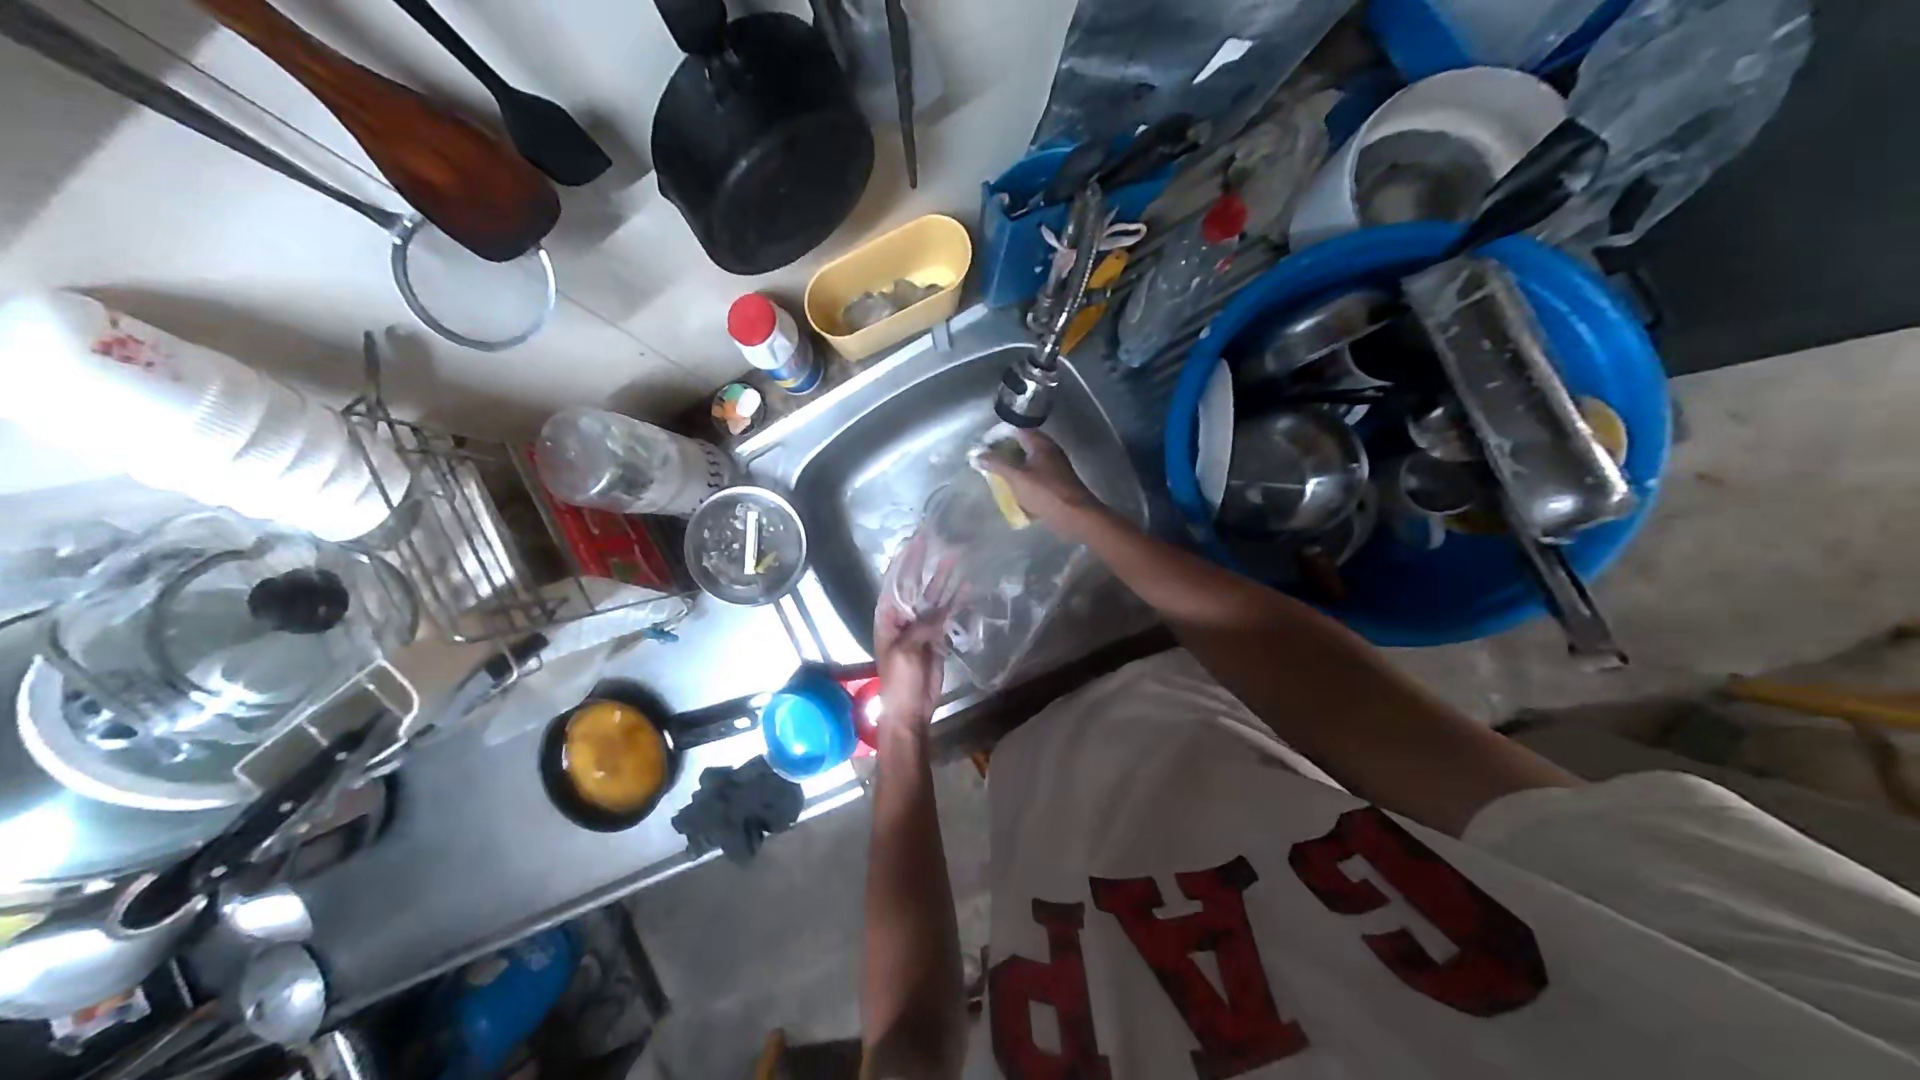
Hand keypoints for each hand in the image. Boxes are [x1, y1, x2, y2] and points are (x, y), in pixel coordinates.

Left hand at [874, 532, 951, 733]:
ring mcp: (920, 625)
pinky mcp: (936, 636)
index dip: (905, 561)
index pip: (895, 582)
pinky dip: (956, 599)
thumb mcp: (907, 651)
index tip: (916, 540)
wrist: (911, 708)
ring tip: (956, 556)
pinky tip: (967, 586)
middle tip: (937, 540)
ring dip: (943, 578)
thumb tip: (941, 610)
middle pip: (915, 584)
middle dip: (925, 564)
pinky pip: (946, 613)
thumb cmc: (900, 680)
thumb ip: (922, 627)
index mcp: (888, 617)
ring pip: (933, 596)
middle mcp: (903, 616)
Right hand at [979, 430, 1099, 535]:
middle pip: (1023, 445)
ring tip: (997, 475)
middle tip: (988, 461)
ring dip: (1013, 467)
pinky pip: (1035, 476)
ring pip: (1029, 462)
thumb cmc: (1044, 492)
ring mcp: (1055, 467)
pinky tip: (1014, 489)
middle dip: (1004, 452)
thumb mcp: (1015, 477)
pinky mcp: (1056, 483)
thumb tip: (976, 454)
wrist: (1074, 515)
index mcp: (1041, 443)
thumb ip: (995, 464)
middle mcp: (1050, 451)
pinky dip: (1023, 479)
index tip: (984, 444)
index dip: (999, 434)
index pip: (1017, 429)